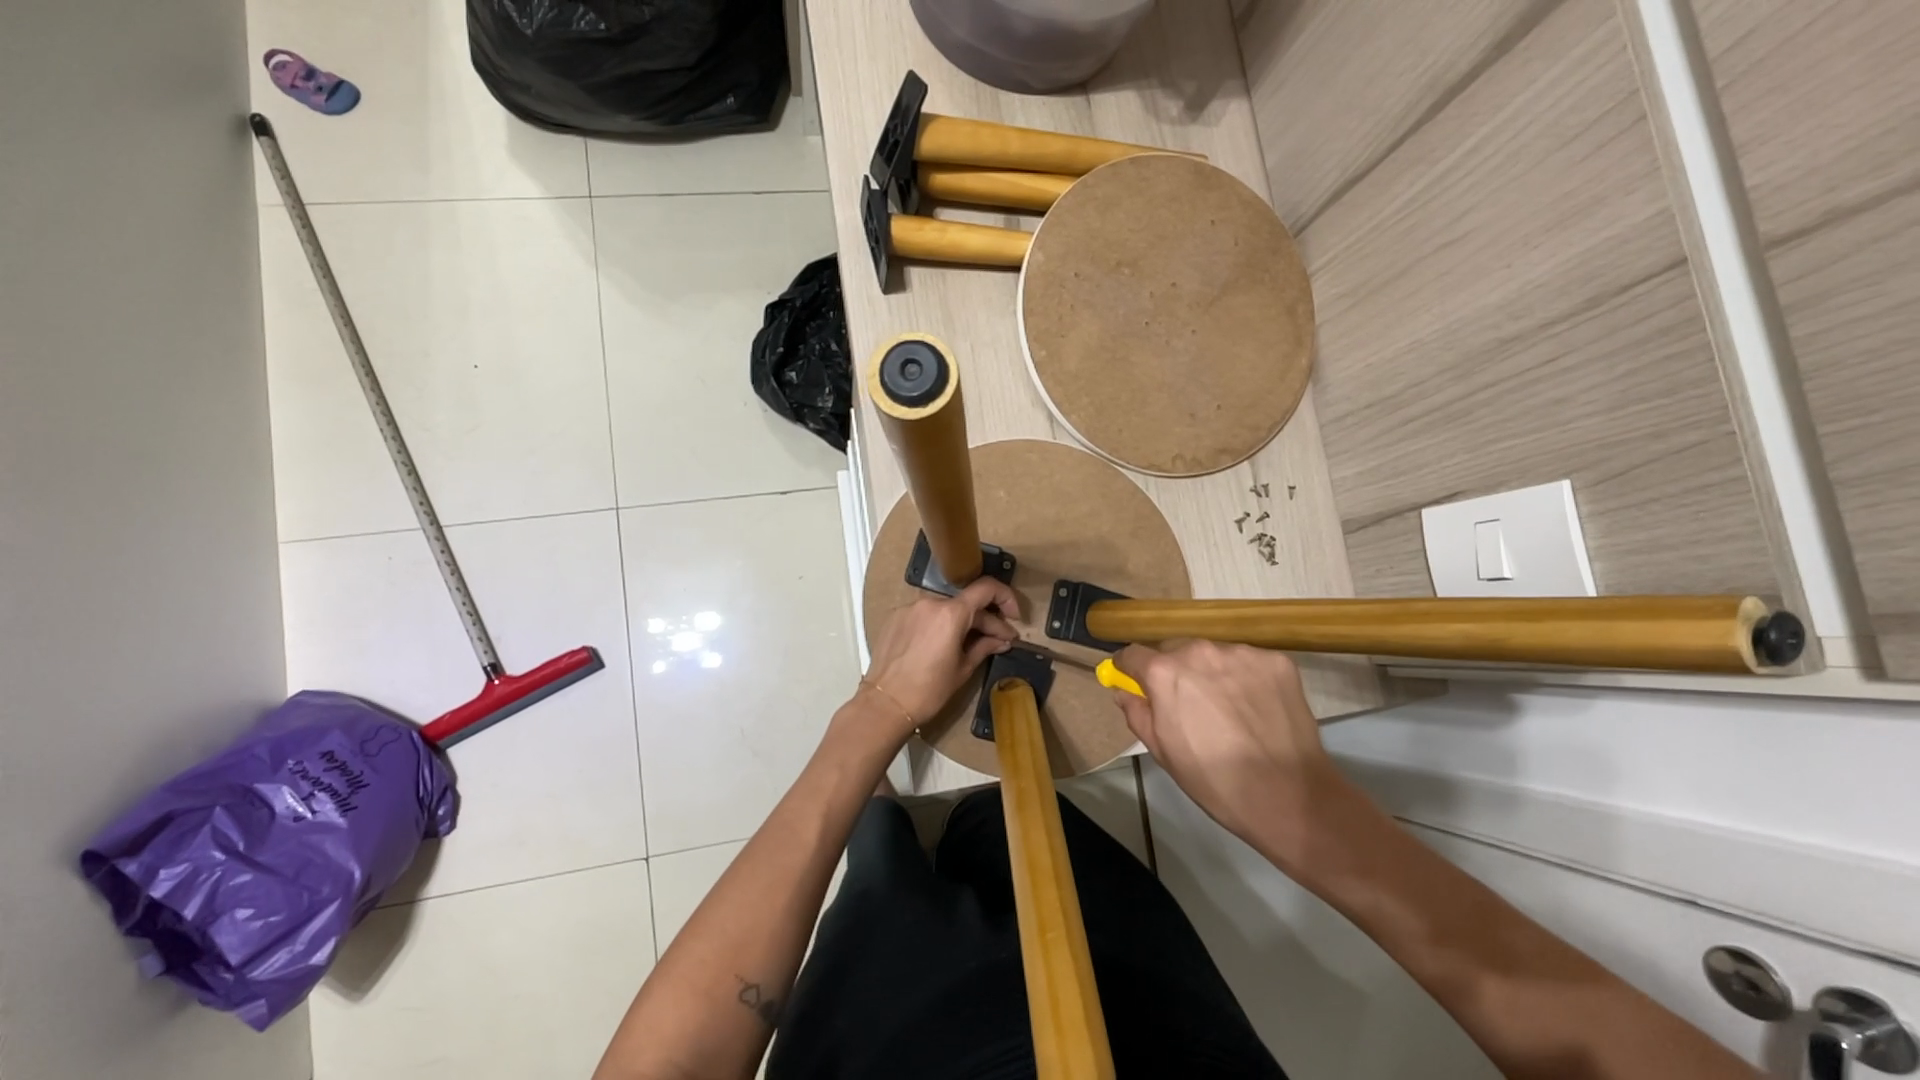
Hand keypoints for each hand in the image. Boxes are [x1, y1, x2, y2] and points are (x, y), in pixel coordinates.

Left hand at [853, 577, 1020, 747]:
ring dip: (961, 622)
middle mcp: (929, 603)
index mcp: (951, 613)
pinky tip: (941, 644)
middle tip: (998, 640)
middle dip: (985, 620)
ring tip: (969, 643)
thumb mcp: (963, 669)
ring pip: (944, 609)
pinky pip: (925, 615)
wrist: (885, 703)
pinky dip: (938, 624)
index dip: (1006, 598)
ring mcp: (909, 608)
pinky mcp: (895, 617)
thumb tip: (1002, 640)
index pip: (986, 589)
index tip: (1013, 617)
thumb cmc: (928, 691)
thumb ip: (984, 646)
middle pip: (965, 603)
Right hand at [1113, 641, 1347, 853]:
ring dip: (1212, 672)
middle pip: (1175, 649)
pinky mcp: (1276, 661)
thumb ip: (1138, 714)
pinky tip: (1256, 709)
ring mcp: (1241, 653)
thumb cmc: (1213, 780)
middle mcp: (1199, 651)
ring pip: (1214, 654)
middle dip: (1174, 670)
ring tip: (1228, 709)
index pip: (1133, 654)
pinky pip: (1249, 662)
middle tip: (1188, 703)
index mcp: (1165, 673)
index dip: (1131, 669)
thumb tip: (1125, 692)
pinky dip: (1246, 678)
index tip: (1136, 682)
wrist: (1287, 793)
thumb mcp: (1163, 752)